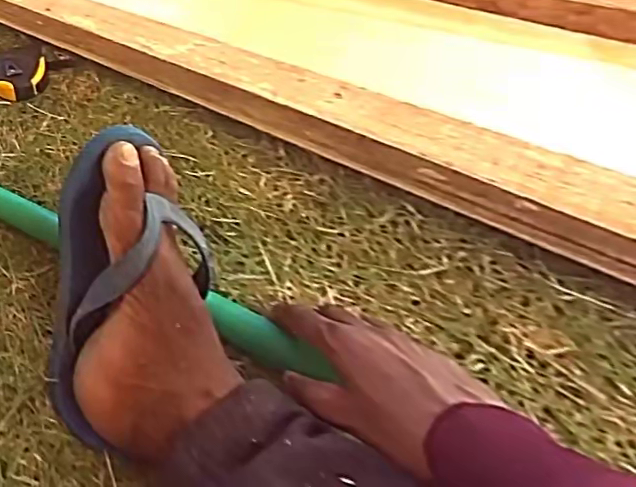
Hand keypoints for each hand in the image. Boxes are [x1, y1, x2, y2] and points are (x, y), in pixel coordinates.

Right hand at [274, 304, 511, 479]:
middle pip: (333, 312)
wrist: (486, 447)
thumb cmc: (405, 429)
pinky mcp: (439, 356)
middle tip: (314, 337)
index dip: (281, 315)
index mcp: (338, 339)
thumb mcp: (348, 415)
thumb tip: (289, 377)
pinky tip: (397, 372)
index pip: (297, 314)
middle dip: (319, 319)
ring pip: (368, 324)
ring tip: (356, 354)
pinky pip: (401, 342)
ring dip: (355, 331)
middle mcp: (368, 330)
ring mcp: (406, 341)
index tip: (273, 319)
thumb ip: (311, 392)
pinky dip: (388, 348)